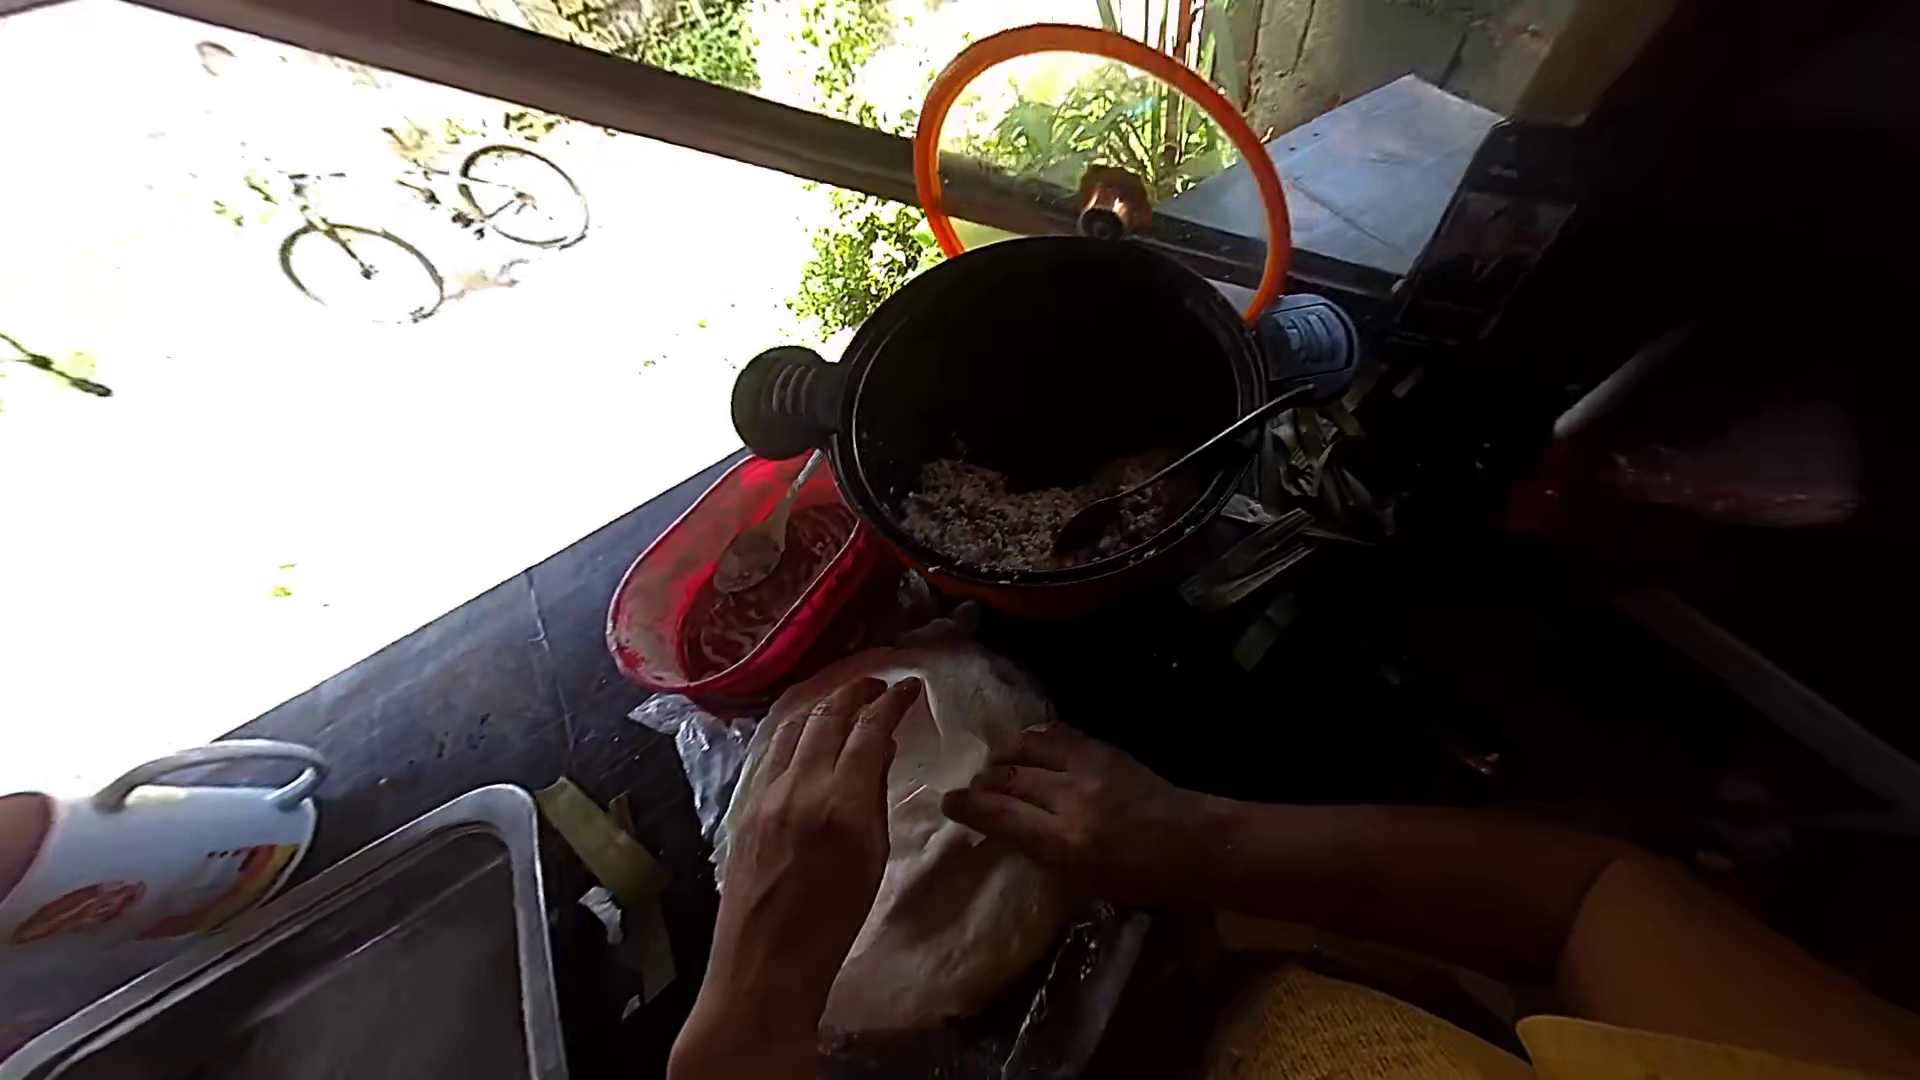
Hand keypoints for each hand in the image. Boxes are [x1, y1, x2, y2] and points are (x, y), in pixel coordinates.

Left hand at [671, 676, 921, 1079]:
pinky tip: (810, 732)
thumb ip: (875, 793)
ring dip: (826, 704)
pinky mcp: (745, 803)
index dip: (894, 701)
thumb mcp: (873, 855)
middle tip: (878, 685)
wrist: (763, 966)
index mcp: (841, 803)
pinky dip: (798, 729)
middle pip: (830, 713)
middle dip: (858, 690)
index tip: (910, 687)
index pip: (871, 729)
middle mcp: (801, 785)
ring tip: (846, 701)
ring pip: (797, 724)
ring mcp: (766, 791)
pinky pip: (774, 750)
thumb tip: (881, 748)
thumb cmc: (834, 920)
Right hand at [940, 722, 1217, 905]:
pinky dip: (1035, 739)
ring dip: (1006, 755)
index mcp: (1065, 842)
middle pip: (1009, 779)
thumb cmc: (1136, 875)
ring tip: (1000, 763)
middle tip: (974, 785)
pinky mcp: (1100, 747)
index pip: (1001, 816)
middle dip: (984, 781)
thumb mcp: (1082, 879)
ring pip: (1027, 747)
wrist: (1188, 840)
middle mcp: (1071, 798)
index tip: (949, 801)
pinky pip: (1055, 732)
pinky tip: (1030, 748)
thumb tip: (1001, 823)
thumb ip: (1038, 848)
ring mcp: (1086, 766)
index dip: (969, 806)